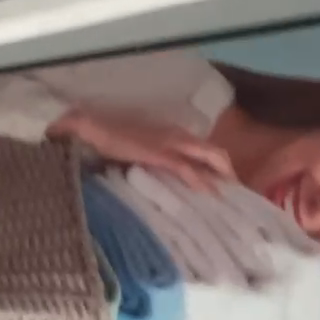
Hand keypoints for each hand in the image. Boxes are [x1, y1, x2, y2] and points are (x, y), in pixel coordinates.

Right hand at [47, 109, 235, 191]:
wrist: (89, 125)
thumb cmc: (101, 134)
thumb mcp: (126, 144)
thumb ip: (140, 153)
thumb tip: (142, 168)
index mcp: (168, 132)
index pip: (199, 147)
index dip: (211, 162)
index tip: (216, 177)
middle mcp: (177, 135)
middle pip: (214, 152)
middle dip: (225, 170)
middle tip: (229, 189)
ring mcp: (172, 144)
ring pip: (212, 157)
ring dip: (222, 175)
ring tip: (225, 193)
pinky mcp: (163, 155)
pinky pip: (190, 170)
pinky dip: (202, 182)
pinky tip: (210, 194)